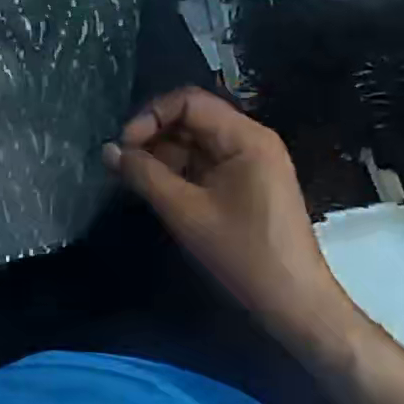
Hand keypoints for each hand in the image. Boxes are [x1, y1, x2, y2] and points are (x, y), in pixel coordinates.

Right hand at [103, 87, 354, 345]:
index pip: (189, 102)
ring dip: (164, 157)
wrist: (294, 302)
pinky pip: (207, 164)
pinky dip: (180, 173)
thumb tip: (108, 150)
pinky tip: (157, 191)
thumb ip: (145, 176)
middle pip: (193, 119)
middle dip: (154, 137)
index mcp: (246, 137)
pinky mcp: (247, 184)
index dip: (151, 116)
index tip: (124, 146)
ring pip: (197, 143)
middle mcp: (251, 140)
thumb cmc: (243, 254)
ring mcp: (251, 162)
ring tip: (133, 181)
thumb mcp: (186, 213)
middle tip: (122, 166)